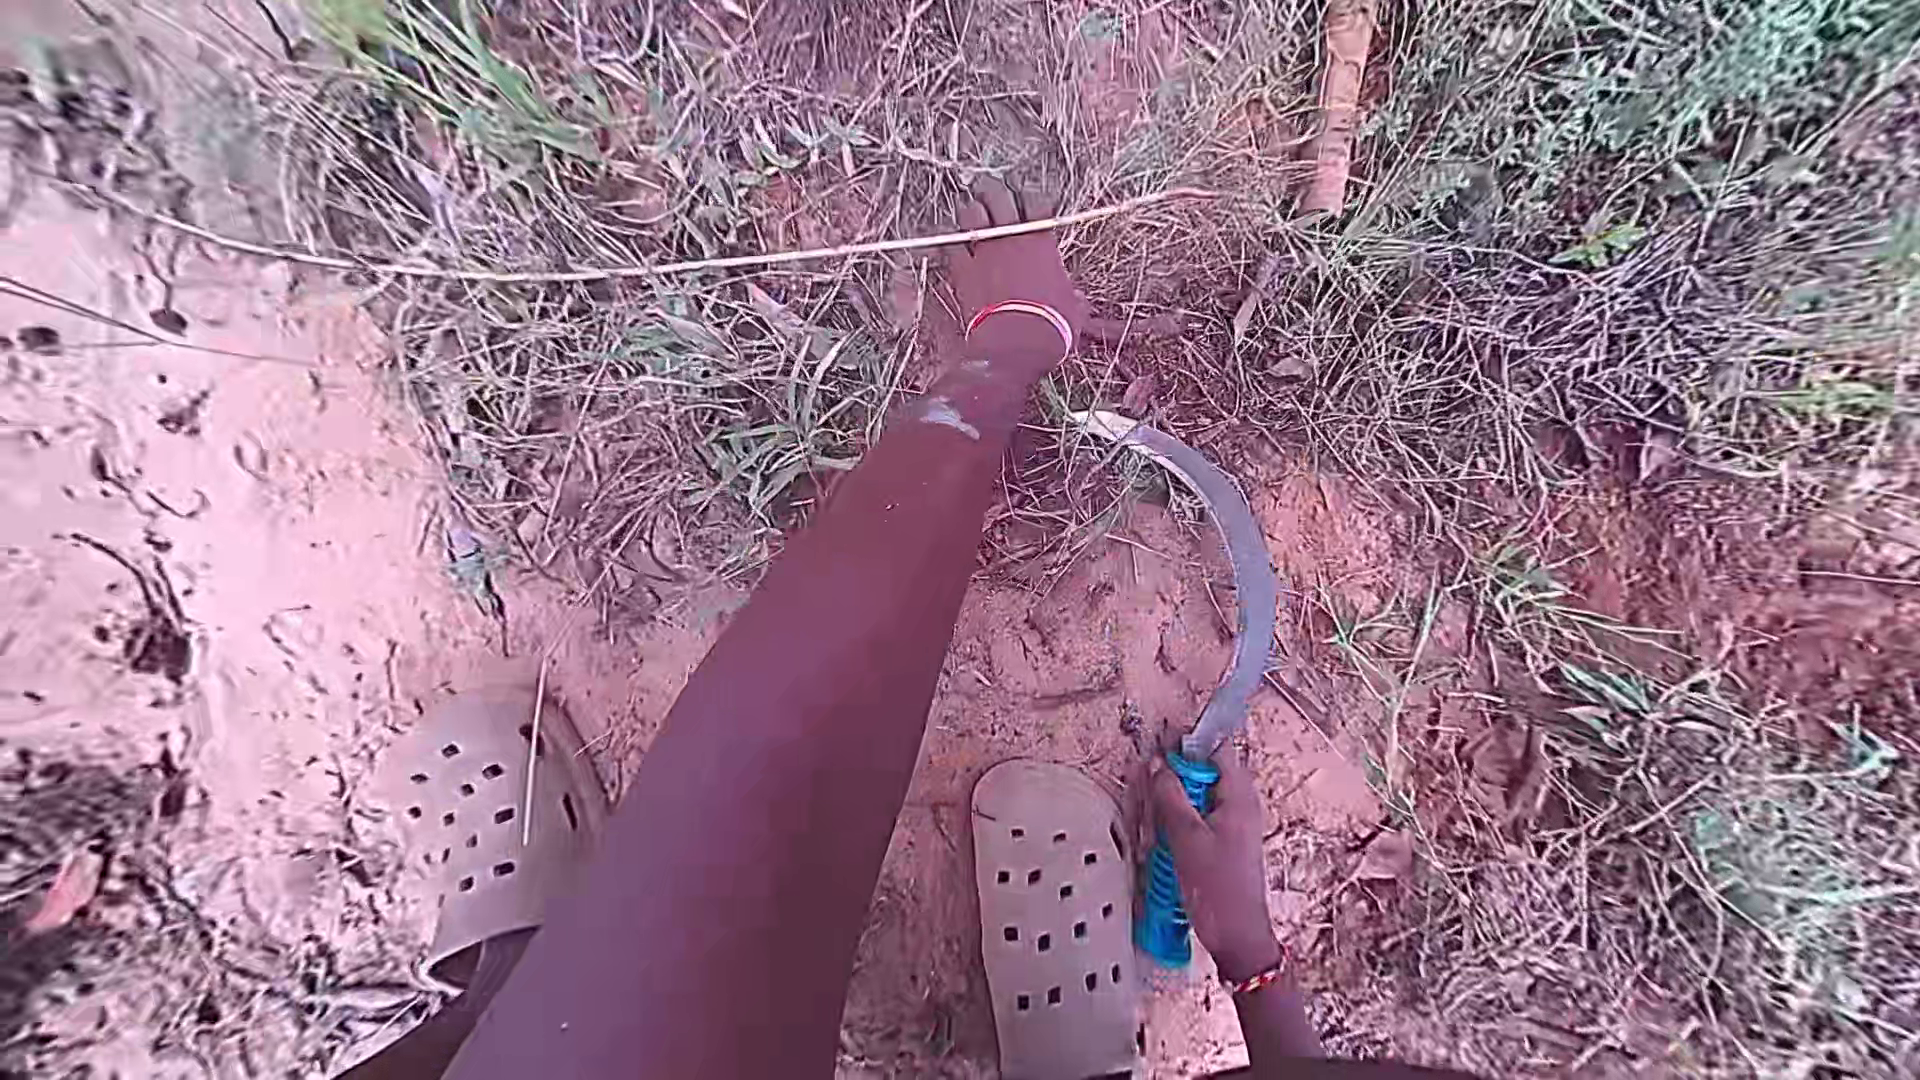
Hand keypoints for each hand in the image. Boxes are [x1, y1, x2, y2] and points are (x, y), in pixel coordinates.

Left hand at [945, 178, 1087, 369]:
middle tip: (995, 205)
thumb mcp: (1071, 308)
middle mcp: (1012, 238)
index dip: (1032, 201)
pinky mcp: (963, 270)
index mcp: (1042, 241)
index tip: (1031, 210)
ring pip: (971, 212)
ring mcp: (985, 251)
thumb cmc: (1051, 328)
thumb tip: (1077, 299)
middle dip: (996, 197)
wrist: (1018, 344)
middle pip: (999, 196)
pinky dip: (950, 241)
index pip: (1037, 200)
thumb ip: (1070, 293)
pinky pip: (950, 242)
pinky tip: (954, 245)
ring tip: (974, 222)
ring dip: (972, 214)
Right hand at [1150, 749, 1282, 981]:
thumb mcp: (1187, 837)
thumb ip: (1169, 795)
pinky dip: (1180, 813)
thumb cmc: (1217, 887)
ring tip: (1154, 804)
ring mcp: (1232, 822)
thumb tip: (1156, 764)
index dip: (1189, 742)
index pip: (1217, 749)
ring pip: (1199, 792)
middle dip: (1177, 770)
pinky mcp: (1222, 839)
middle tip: (1151, 777)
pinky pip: (1199, 812)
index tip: (1161, 743)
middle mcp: (1240, 804)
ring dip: (1175, 794)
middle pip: (1206, 769)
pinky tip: (1163, 827)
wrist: (1238, 939)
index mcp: (1239, 796)